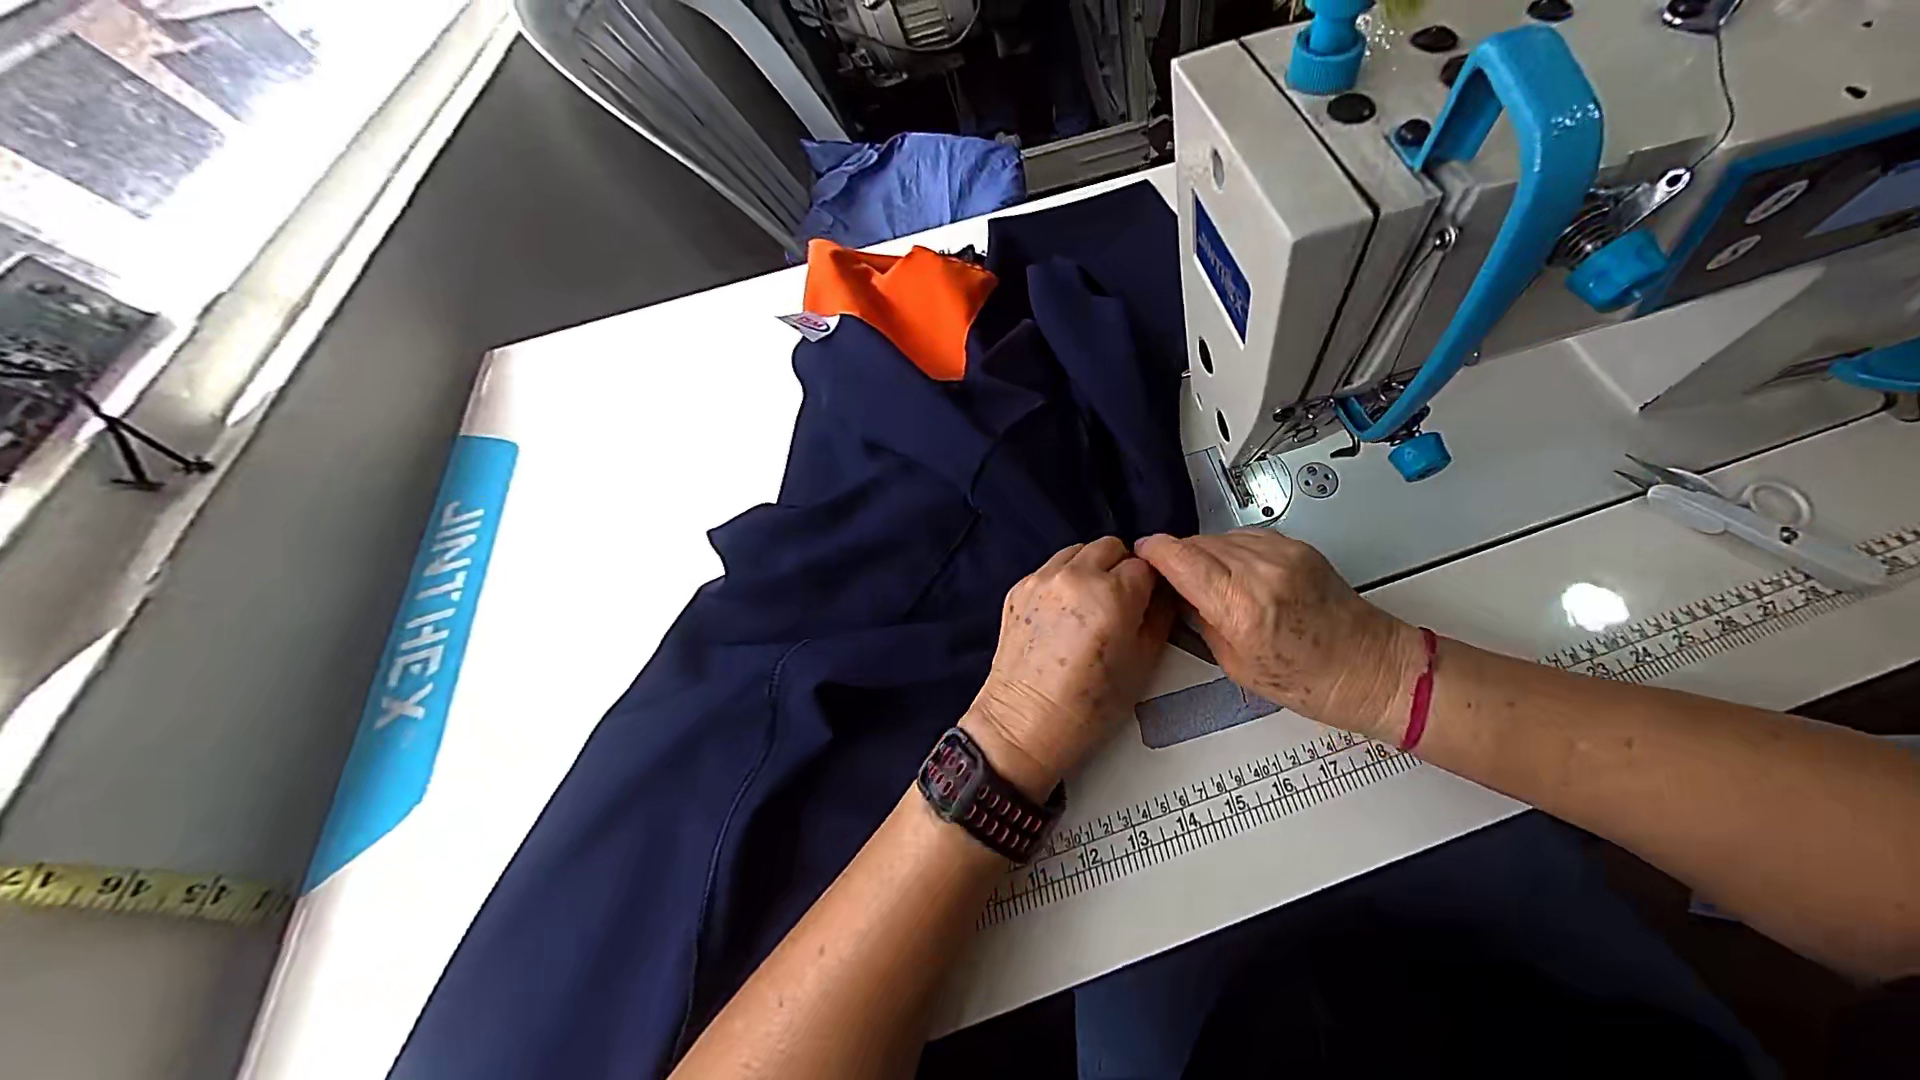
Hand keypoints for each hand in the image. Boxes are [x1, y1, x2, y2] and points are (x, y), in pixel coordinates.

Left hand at [963, 537, 1174, 798]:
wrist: (1025, 722)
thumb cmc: (1084, 707)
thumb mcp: (1143, 663)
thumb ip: (1160, 616)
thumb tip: (1164, 593)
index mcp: (1111, 595)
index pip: (1145, 564)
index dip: (1151, 582)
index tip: (1149, 598)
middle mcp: (1073, 578)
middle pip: (1110, 547)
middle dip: (1122, 568)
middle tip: (1123, 600)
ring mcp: (1041, 580)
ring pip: (1078, 551)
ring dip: (1091, 568)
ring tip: (1093, 605)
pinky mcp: (1018, 589)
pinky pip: (1050, 569)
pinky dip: (1063, 580)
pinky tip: (1066, 614)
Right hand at [1134, 530, 1423, 742]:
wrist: (1369, 668)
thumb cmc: (1309, 679)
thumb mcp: (1235, 663)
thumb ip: (1201, 619)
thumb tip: (1177, 593)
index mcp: (1241, 608)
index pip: (1179, 558)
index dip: (1153, 553)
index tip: (1141, 555)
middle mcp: (1262, 573)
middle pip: (1195, 543)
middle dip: (1176, 556)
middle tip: (1171, 577)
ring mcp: (1282, 555)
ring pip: (1217, 536)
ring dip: (1202, 553)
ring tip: (1207, 580)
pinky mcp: (1297, 547)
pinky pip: (1244, 536)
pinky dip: (1230, 550)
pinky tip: (1234, 572)